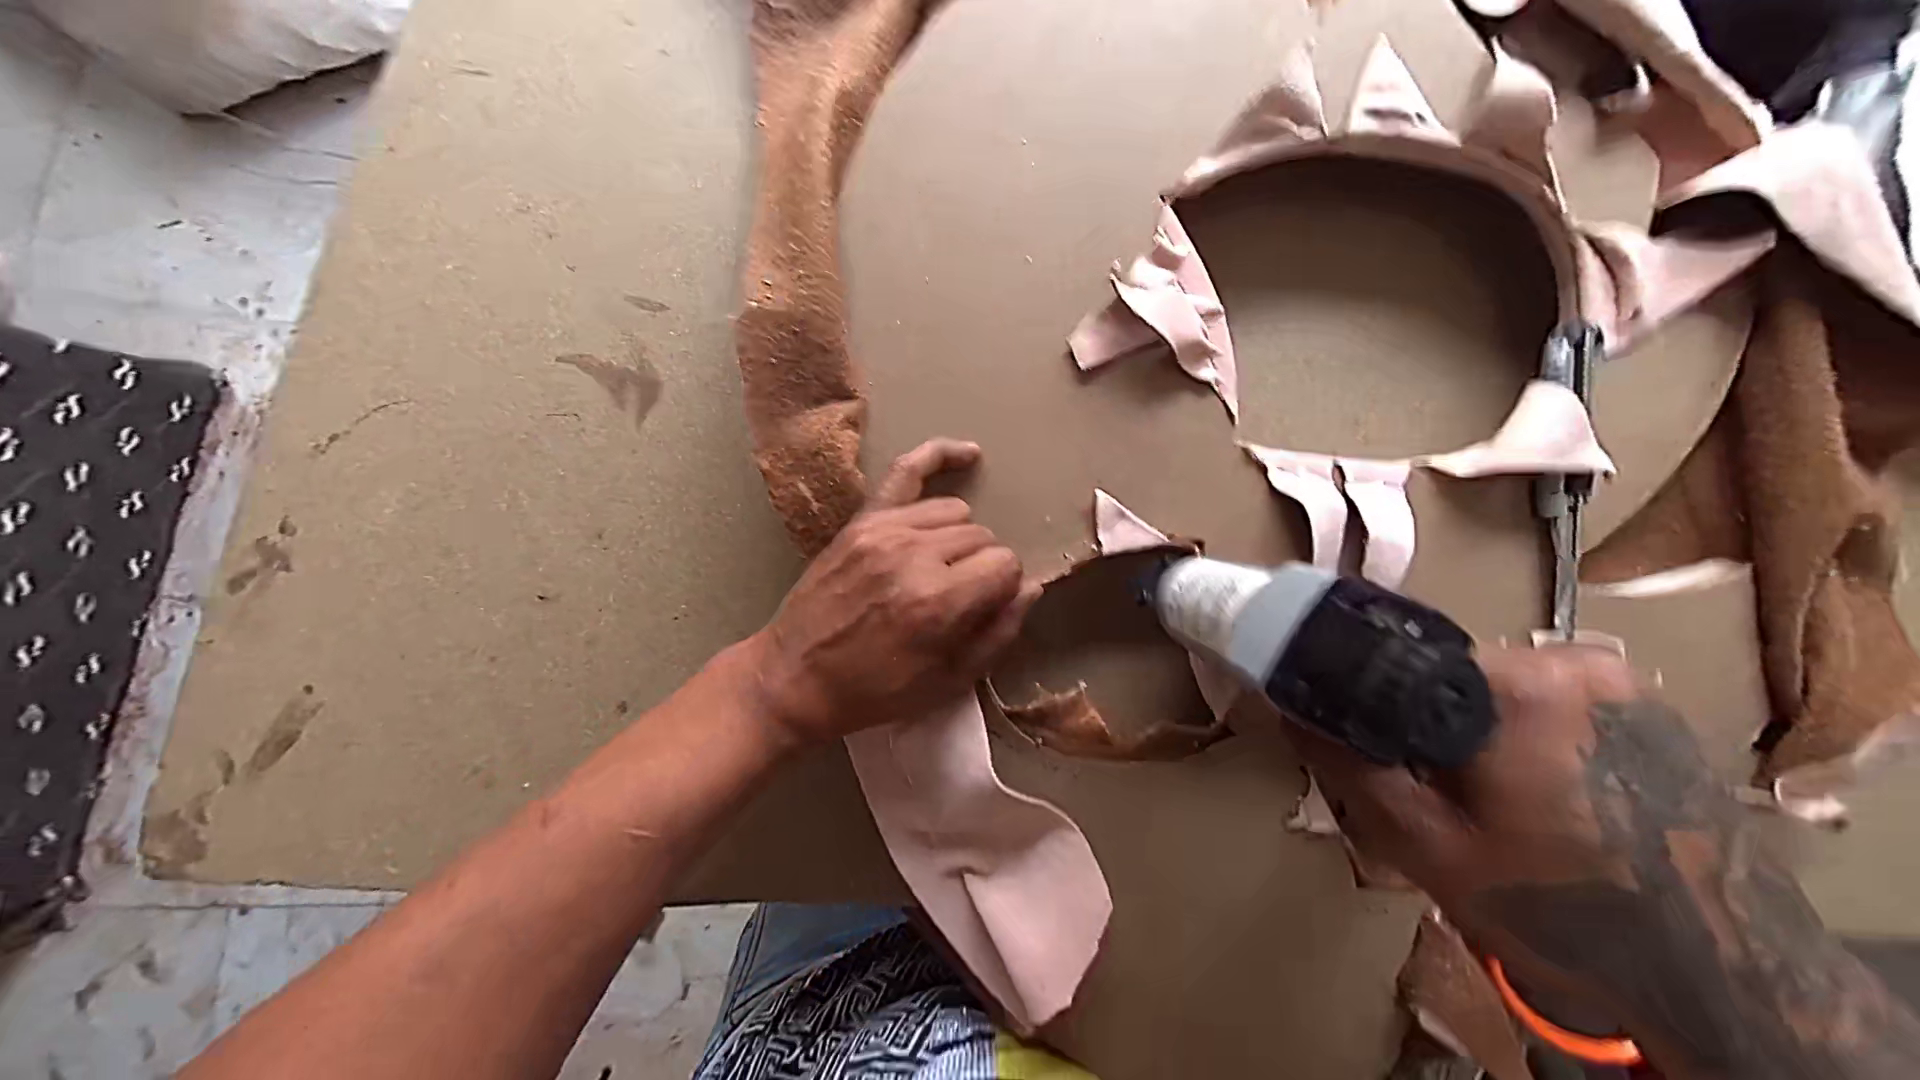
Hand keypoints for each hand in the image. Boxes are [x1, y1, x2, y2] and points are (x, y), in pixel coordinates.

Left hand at [749, 438, 1041, 745]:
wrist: (794, 677)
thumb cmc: (874, 691)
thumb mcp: (947, 684)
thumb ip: (999, 634)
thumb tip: (1030, 587)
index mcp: (938, 601)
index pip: (1006, 566)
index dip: (1002, 590)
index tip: (982, 610)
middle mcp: (914, 555)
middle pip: (983, 539)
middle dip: (981, 569)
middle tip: (956, 601)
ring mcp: (884, 530)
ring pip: (956, 513)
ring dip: (960, 540)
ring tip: (939, 569)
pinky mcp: (861, 521)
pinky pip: (909, 471)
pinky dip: (941, 457)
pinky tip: (968, 455)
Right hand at [1291, 645, 1919, 1078]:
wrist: (1732, 982)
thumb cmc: (1563, 912)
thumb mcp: (1427, 847)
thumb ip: (1351, 767)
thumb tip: (1289, 708)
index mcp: (1518, 687)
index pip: (1396, 656)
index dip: (1360, 695)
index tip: (1348, 734)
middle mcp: (1576, 663)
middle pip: (1445, 670)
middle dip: (1417, 716)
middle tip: (1418, 781)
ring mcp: (1624, 682)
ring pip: (1493, 682)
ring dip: (1467, 724)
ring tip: (1475, 791)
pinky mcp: (1651, 707)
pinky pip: (1546, 696)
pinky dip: (1517, 729)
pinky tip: (1531, 790)